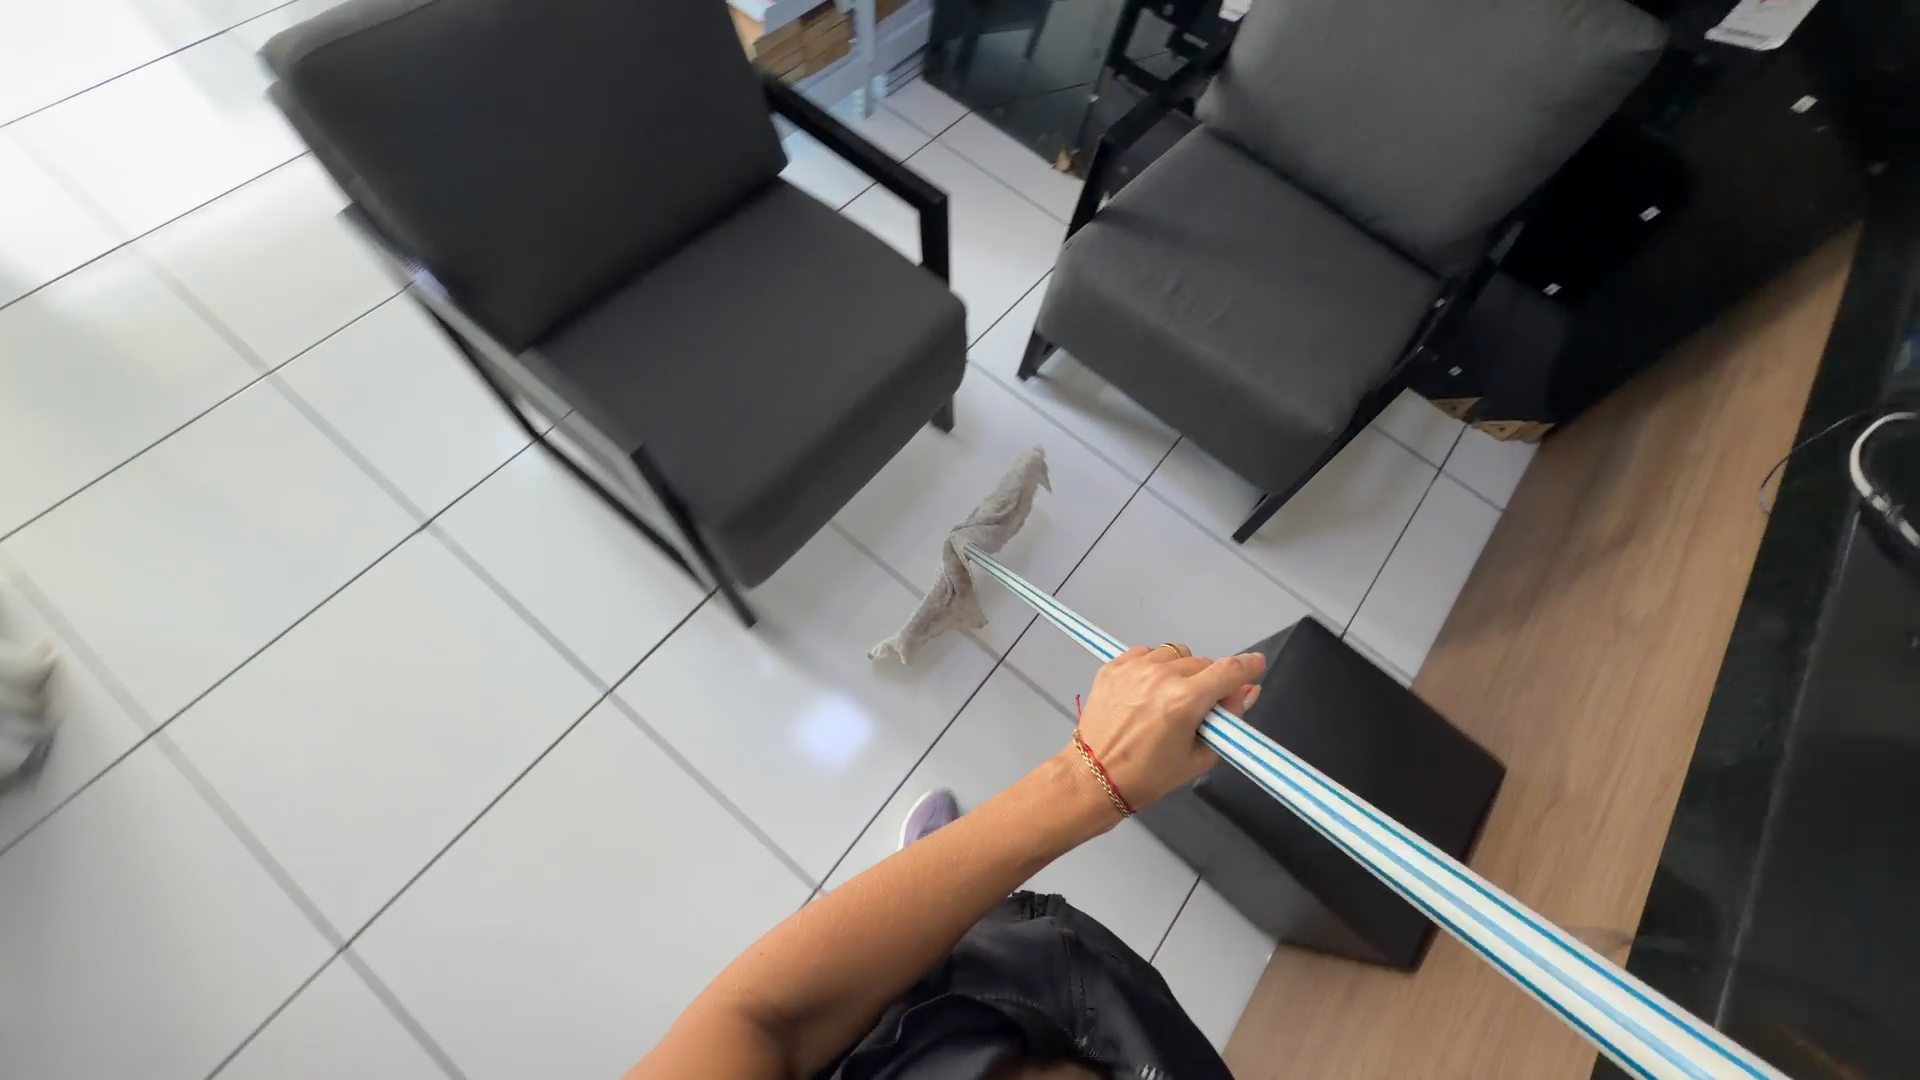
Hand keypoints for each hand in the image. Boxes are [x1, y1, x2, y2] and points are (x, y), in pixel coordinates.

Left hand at [1069, 645, 1265, 814]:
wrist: (1096, 775)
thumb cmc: (1150, 774)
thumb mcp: (1199, 755)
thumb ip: (1228, 720)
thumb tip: (1247, 691)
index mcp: (1186, 699)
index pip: (1228, 670)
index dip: (1248, 666)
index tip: (1257, 664)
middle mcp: (1160, 675)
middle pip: (1202, 662)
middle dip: (1208, 681)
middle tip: (1199, 706)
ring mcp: (1133, 668)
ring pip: (1173, 654)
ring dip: (1180, 670)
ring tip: (1170, 696)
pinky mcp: (1112, 667)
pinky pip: (1144, 653)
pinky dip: (1153, 666)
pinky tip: (1148, 689)